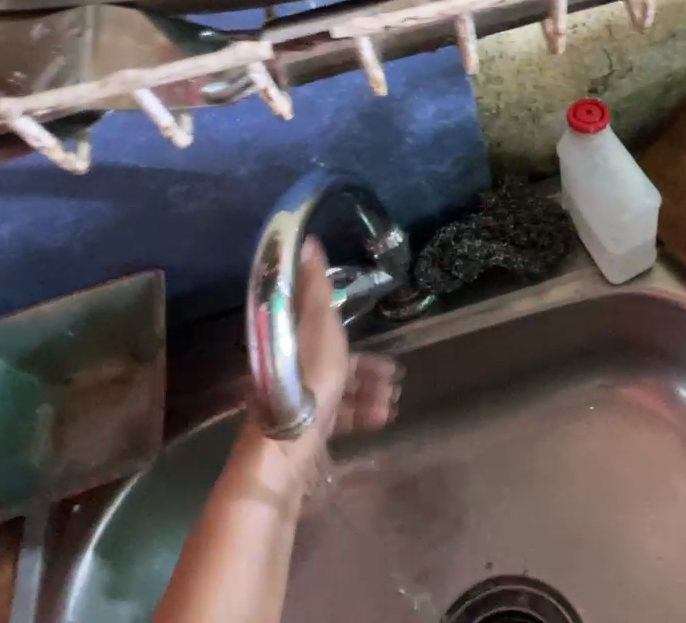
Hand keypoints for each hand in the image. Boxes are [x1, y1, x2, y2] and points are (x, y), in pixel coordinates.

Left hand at [245, 241, 402, 478]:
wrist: (289, 442)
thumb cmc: (309, 377)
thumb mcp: (317, 323)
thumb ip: (315, 287)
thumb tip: (307, 242)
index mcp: (294, 344)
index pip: (328, 339)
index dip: (360, 347)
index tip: (388, 358)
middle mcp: (293, 373)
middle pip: (337, 369)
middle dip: (369, 375)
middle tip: (396, 383)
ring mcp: (299, 406)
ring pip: (339, 396)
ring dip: (368, 397)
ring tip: (392, 406)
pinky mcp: (304, 435)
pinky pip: (336, 423)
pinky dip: (359, 419)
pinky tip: (380, 423)